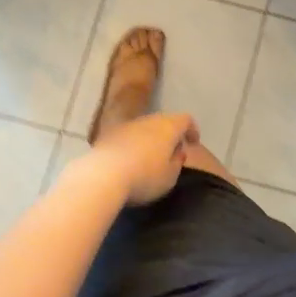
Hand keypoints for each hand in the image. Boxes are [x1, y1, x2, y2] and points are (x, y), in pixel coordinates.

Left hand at [79, 113, 197, 205]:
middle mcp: (148, 120)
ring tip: (150, 158)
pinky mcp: (108, 135)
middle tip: (172, 152)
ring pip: (144, 128)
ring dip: (150, 139)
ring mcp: (126, 125)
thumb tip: (177, 152)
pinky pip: (128, 137)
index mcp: (168, 126)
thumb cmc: (144, 177)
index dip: (192, 129)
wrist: (102, 176)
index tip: (193, 142)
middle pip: (164, 121)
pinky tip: (130, 161)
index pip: (186, 119)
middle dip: (170, 135)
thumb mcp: (170, 177)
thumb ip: (177, 162)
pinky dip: (133, 145)